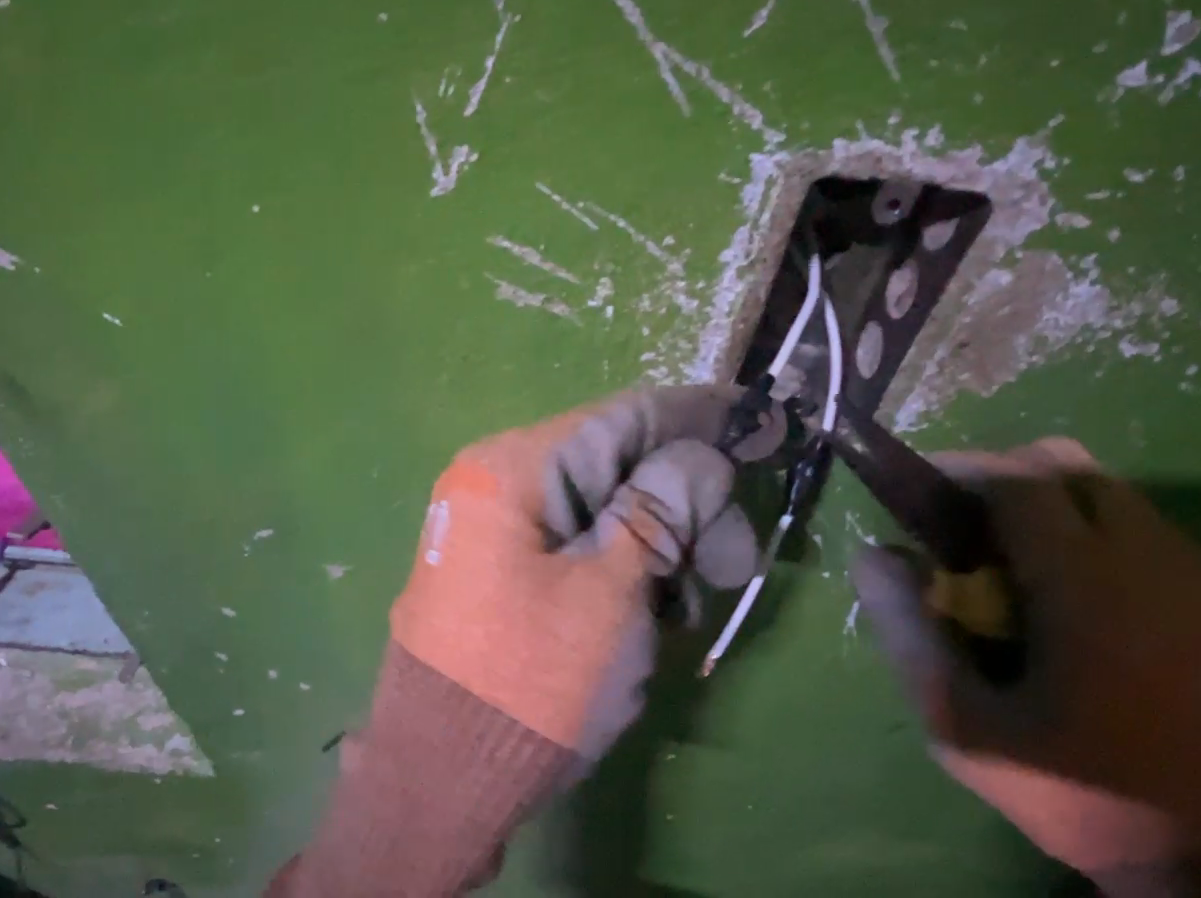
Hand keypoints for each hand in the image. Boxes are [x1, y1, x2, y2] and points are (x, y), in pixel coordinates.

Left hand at [393, 384, 765, 759]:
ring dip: (660, 549)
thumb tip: (703, 452)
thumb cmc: (530, 683)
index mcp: (512, 467)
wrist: (438, 782)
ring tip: (691, 609)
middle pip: (615, 467)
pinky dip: (623, 571)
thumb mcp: (609, 592)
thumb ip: (661, 511)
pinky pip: (575, 548)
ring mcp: (493, 528)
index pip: (622, 418)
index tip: (761, 422)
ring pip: (601, 512)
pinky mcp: (500, 570)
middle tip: (734, 564)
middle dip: (685, 508)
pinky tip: (654, 617)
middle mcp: (495, 482)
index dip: (698, 419)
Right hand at [851, 438, 1200, 879]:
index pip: (1016, 479)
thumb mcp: (966, 727)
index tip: (921, 491)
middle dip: (1004, 475)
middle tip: (965, 525)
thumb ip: (910, 633)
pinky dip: (1091, 529)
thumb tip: (874, 555)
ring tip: (1013, 558)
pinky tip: (1070, 590)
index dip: (961, 469)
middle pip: (1066, 464)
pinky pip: (1141, 525)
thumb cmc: (1083, 789)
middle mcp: (1147, 557)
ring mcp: (1193, 572)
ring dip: (1049, 501)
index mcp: (1085, 582)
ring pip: (1107, 489)